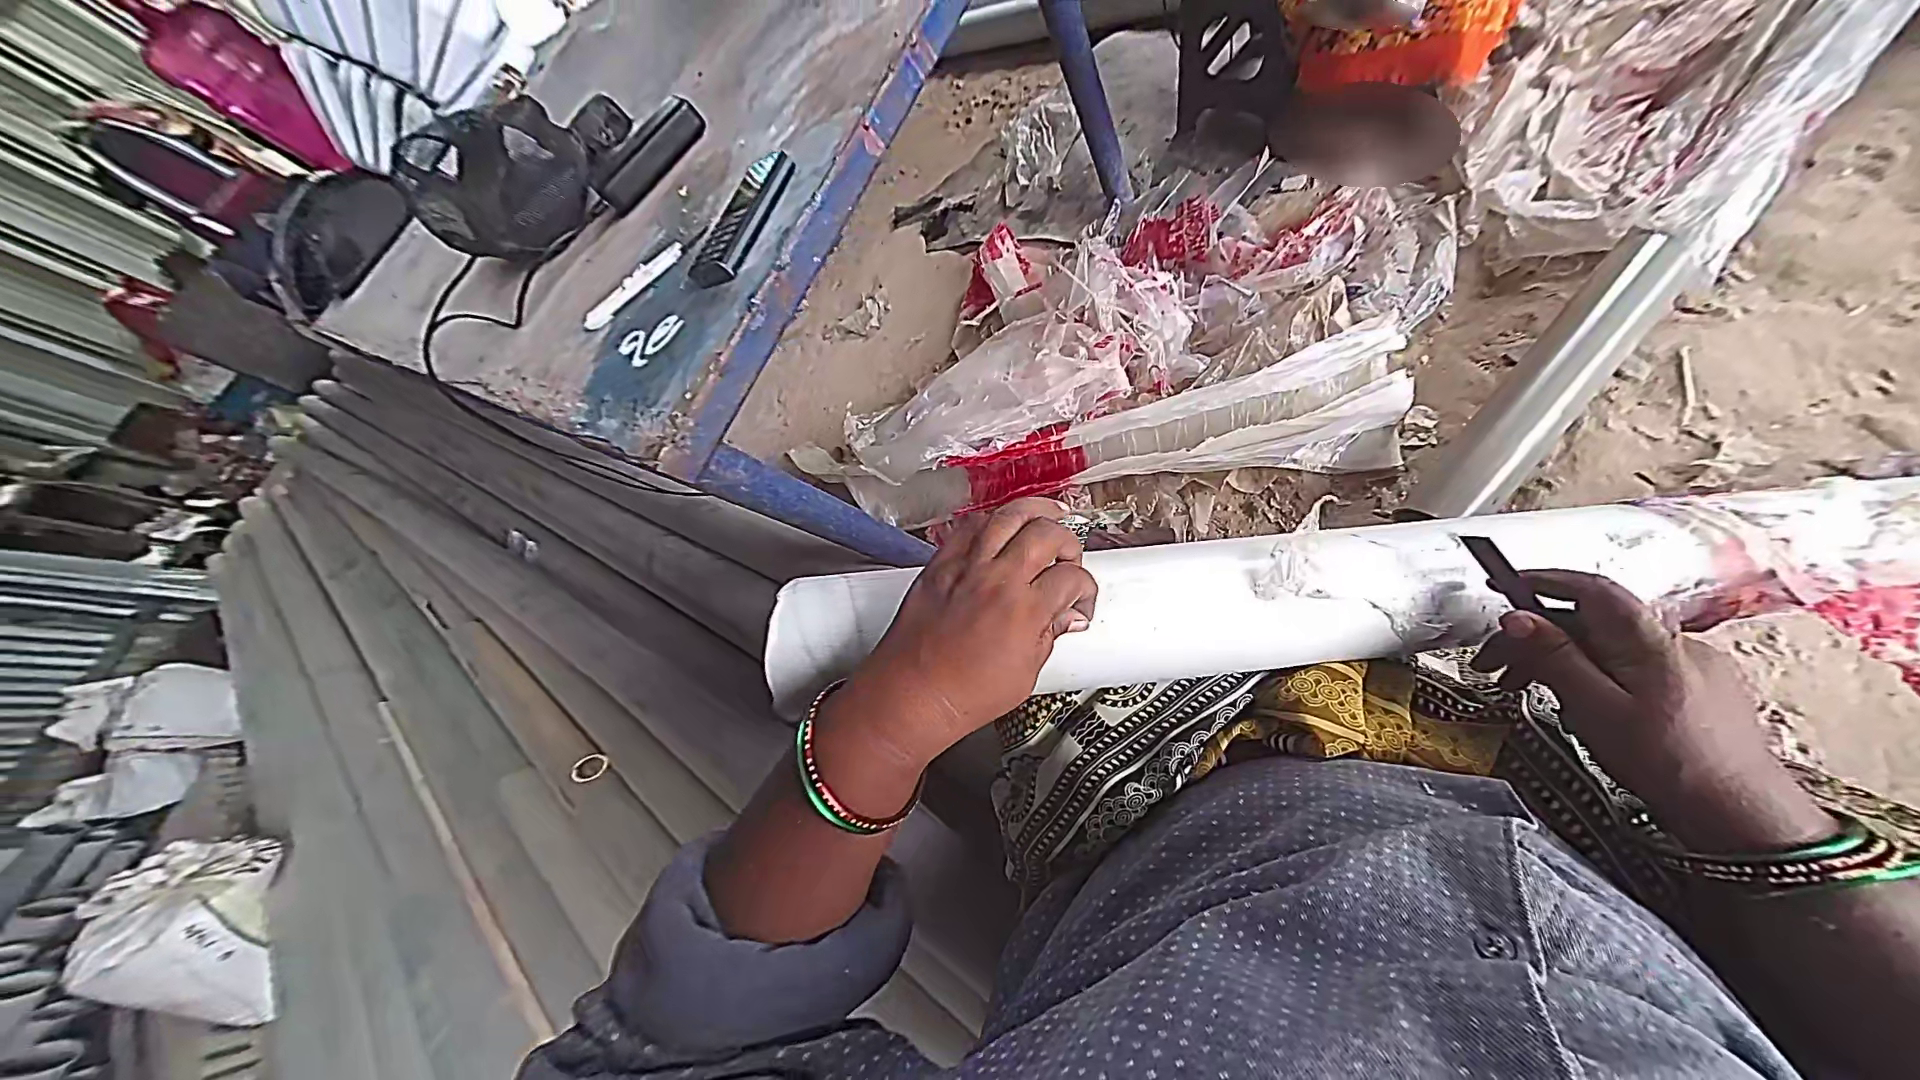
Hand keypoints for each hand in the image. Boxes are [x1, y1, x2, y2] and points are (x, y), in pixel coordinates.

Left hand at [828, 498, 1097, 768]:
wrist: (911, 695)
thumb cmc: (960, 695)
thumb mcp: (1024, 675)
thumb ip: (1049, 637)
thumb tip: (1065, 618)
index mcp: (1025, 611)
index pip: (1072, 578)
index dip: (1085, 589)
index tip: (1078, 600)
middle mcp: (997, 581)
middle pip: (1047, 534)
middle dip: (1068, 543)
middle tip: (1068, 558)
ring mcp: (966, 568)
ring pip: (1008, 517)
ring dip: (1035, 511)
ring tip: (1049, 514)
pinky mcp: (940, 566)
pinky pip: (968, 527)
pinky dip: (990, 521)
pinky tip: (1000, 525)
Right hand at [1471, 570, 1829, 852]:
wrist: (1746, 820)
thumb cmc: (1667, 762)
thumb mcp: (1595, 708)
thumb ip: (1555, 658)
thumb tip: (1515, 617)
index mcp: (1651, 644)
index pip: (1594, 591)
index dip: (1545, 581)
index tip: (1502, 586)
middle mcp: (1674, 645)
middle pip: (1590, 622)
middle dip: (1532, 636)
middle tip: (1490, 663)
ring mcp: (1689, 668)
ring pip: (1604, 646)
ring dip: (1553, 658)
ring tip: (1517, 689)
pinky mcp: (1694, 690)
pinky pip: (1625, 666)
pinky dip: (1584, 673)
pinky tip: (1568, 702)